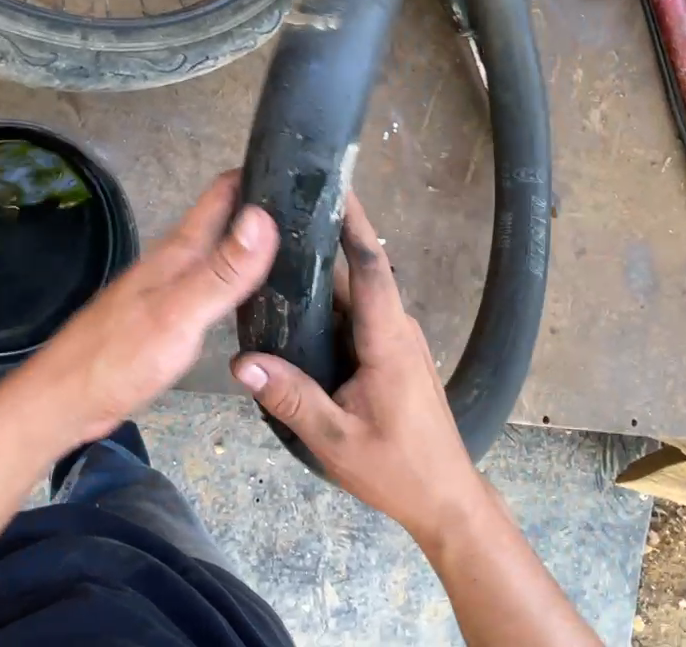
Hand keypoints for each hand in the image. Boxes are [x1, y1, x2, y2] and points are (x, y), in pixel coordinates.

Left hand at [8, 171, 278, 449]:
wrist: (66, 400)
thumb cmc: (120, 357)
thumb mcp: (178, 313)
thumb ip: (222, 270)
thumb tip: (262, 216)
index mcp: (178, 252)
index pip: (221, 194)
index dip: (254, 174)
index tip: (295, 165)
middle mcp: (173, 262)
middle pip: (221, 221)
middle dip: (258, 208)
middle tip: (305, 207)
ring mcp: (166, 289)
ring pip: (214, 253)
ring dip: (246, 243)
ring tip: (289, 244)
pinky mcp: (164, 317)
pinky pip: (207, 286)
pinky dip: (232, 279)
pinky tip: (248, 293)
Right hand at [231, 193, 488, 542]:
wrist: (446, 501)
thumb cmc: (398, 469)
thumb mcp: (337, 439)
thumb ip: (291, 398)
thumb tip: (239, 363)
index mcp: (388, 339)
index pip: (370, 264)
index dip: (353, 222)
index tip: (332, 184)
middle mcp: (396, 328)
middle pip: (356, 271)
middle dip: (323, 236)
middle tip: (276, 213)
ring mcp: (396, 339)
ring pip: (354, 293)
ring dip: (321, 271)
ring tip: (274, 249)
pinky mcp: (391, 352)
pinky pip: (356, 313)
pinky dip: (327, 301)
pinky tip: (293, 305)